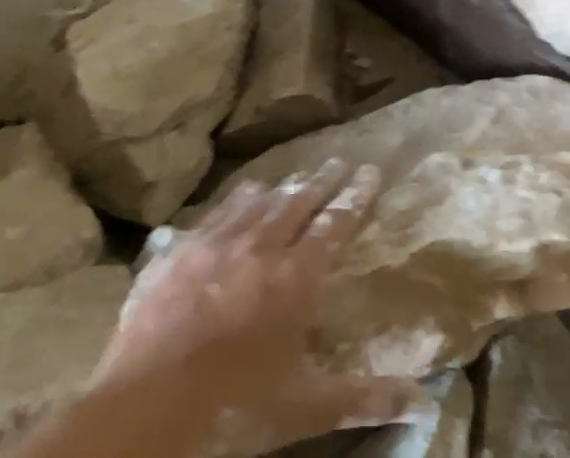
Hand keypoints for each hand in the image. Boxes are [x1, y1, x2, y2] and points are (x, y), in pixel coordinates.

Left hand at [89, 159, 421, 457]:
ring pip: (252, 204)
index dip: (355, 196)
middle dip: (321, 181)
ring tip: (289, 177)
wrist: (144, 408)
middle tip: (337, 160)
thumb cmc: (236, 406)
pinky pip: (208, 217)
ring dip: (276, 188)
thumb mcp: (308, 407)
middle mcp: (258, 248)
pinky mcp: (171, 257)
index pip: (335, 224)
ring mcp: (210, 247)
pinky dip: (228, 205)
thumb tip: (425, 403)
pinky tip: (229, 203)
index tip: (369, 169)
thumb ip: (366, 399)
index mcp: (296, 277)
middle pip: (296, 202)